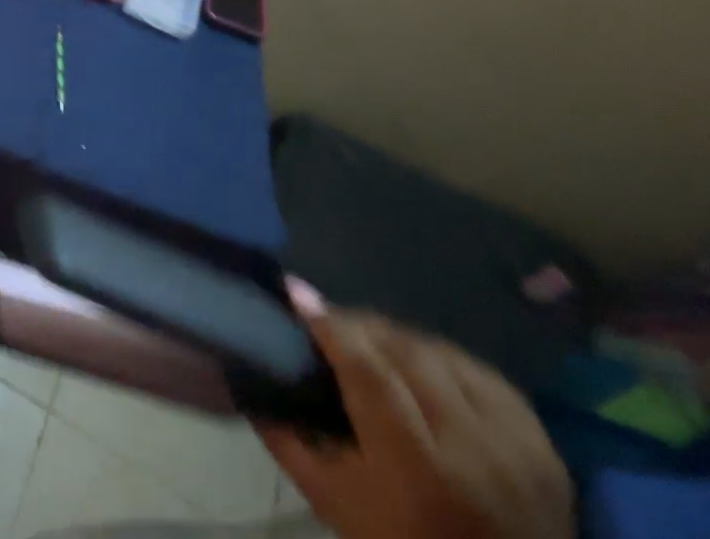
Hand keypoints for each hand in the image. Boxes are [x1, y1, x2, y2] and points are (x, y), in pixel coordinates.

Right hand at [259, 286, 573, 538]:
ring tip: (370, 338)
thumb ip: (285, 438)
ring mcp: (517, 443)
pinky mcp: (543, 444)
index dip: (331, 326)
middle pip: (409, 353)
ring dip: (400, 338)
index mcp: (415, 464)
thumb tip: (249, 382)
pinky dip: (444, 359)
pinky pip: (486, 376)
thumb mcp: (328, 499)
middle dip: (361, 326)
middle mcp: (473, 445)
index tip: (296, 293)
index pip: (369, 372)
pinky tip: (421, 361)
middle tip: (327, 319)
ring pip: (448, 356)